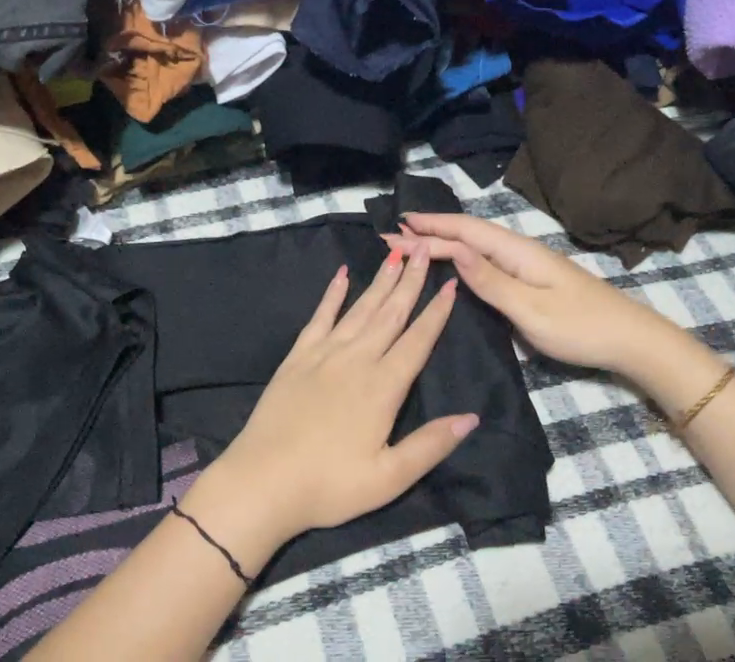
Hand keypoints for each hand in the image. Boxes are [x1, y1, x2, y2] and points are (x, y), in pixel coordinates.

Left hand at [189, 244, 477, 558]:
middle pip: (390, 313)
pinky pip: (319, 317)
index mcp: (383, 387)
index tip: (451, 282)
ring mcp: (323, 355)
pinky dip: (332, 294)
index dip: (437, 311)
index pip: (418, 340)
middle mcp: (356, 360)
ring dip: (379, 281)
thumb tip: (472, 417)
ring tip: (395, 254)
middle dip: (409, 281)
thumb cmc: (330, 485)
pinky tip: (341, 275)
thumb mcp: (389, 477)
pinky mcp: (296, 358)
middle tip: (423, 249)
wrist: (262, 481)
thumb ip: (431, 445)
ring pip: (359, 309)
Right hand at [393, 213, 663, 372]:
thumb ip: (491, 281)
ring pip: (476, 246)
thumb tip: (453, 250)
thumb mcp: (531, 310)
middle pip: (467, 235)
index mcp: (516, 252)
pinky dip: (461, 257)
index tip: (394, 227)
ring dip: (443, 243)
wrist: (632, 341)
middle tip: (390, 235)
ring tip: (411, 242)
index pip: (464, 233)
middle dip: (428, 233)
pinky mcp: (531, 280)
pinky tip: (452, 262)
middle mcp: (519, 251)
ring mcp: (527, 265)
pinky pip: (486, 260)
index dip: (429, 229)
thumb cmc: (581, 327)